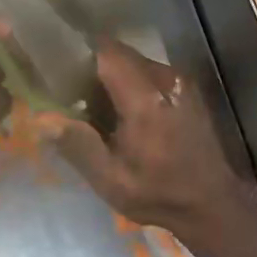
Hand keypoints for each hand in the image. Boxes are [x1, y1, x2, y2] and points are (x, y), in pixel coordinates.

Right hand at [55, 40, 255, 241]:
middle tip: (69, 88)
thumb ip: (78, 146)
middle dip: (92, 65)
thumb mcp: (111, 181)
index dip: (80, 52)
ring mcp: (179, 81)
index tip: (56, 64)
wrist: (213, 204)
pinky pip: (149, 71)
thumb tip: (43, 122)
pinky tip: (121, 109)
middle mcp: (165, 80)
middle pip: (119, 53)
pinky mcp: (186, 88)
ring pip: (134, 60)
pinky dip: (129, 81)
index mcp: (145, 100)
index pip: (107, 53)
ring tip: (92, 101)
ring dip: (111, 73)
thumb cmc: (159, 194)